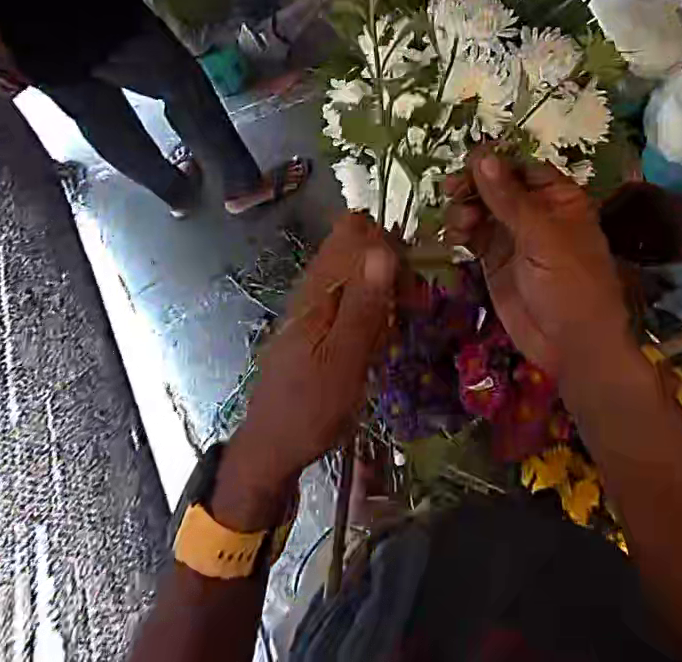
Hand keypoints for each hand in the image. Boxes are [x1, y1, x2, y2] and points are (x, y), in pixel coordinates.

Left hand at [215, 214, 401, 530]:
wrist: (271, 449)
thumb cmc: (310, 409)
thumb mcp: (344, 361)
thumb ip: (364, 305)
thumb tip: (383, 248)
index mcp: (317, 289)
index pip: (353, 233)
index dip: (388, 245)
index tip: (410, 283)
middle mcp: (312, 288)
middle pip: (355, 248)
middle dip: (390, 266)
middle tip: (410, 306)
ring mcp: (312, 306)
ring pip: (355, 273)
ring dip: (383, 289)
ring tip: (398, 323)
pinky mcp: (316, 326)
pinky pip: (350, 299)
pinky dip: (371, 309)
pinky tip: (380, 336)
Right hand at [444, 149, 631, 383]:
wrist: (572, 346)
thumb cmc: (571, 284)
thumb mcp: (542, 237)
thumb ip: (508, 198)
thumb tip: (482, 157)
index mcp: (558, 198)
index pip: (521, 167)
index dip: (495, 163)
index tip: (468, 163)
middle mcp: (534, 212)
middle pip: (496, 185)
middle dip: (473, 186)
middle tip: (453, 191)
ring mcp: (512, 235)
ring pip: (480, 208)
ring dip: (464, 209)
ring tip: (460, 224)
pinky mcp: (494, 259)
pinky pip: (472, 235)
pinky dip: (460, 231)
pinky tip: (454, 238)